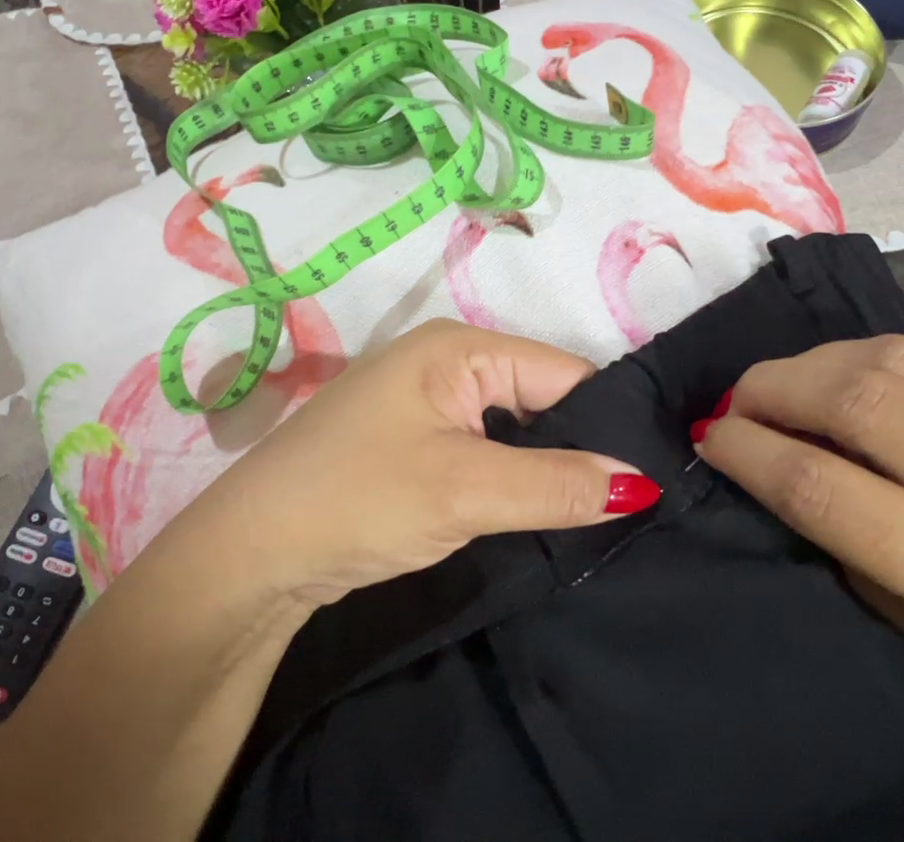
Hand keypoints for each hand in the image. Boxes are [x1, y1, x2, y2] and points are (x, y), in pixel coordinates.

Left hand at [170, 319, 657, 605]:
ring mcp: (423, 405)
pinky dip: (508, 481)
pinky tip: (534, 517)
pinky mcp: (411, 445)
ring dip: (543, 472)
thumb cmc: (358, 501)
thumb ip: (557, 485)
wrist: (249, 556)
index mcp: (458, 347)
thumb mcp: (466, 491)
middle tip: (627, 509)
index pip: (564, 374)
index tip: (653, 480)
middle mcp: (443, 362)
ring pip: (512, 432)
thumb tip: (641, 482)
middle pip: (540, 399)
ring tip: (592, 519)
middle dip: (578, 450)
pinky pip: (482, 453)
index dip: (609, 424)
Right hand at [696, 334, 903, 808]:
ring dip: (816, 362)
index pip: (824, 488)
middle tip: (736, 401)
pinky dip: (870, 361)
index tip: (711, 440)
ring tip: (783, 384)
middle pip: (857, 400)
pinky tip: (849, 380)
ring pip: (894, 358)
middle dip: (773, 388)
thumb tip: (775, 462)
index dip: (750, 453)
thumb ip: (842, 538)